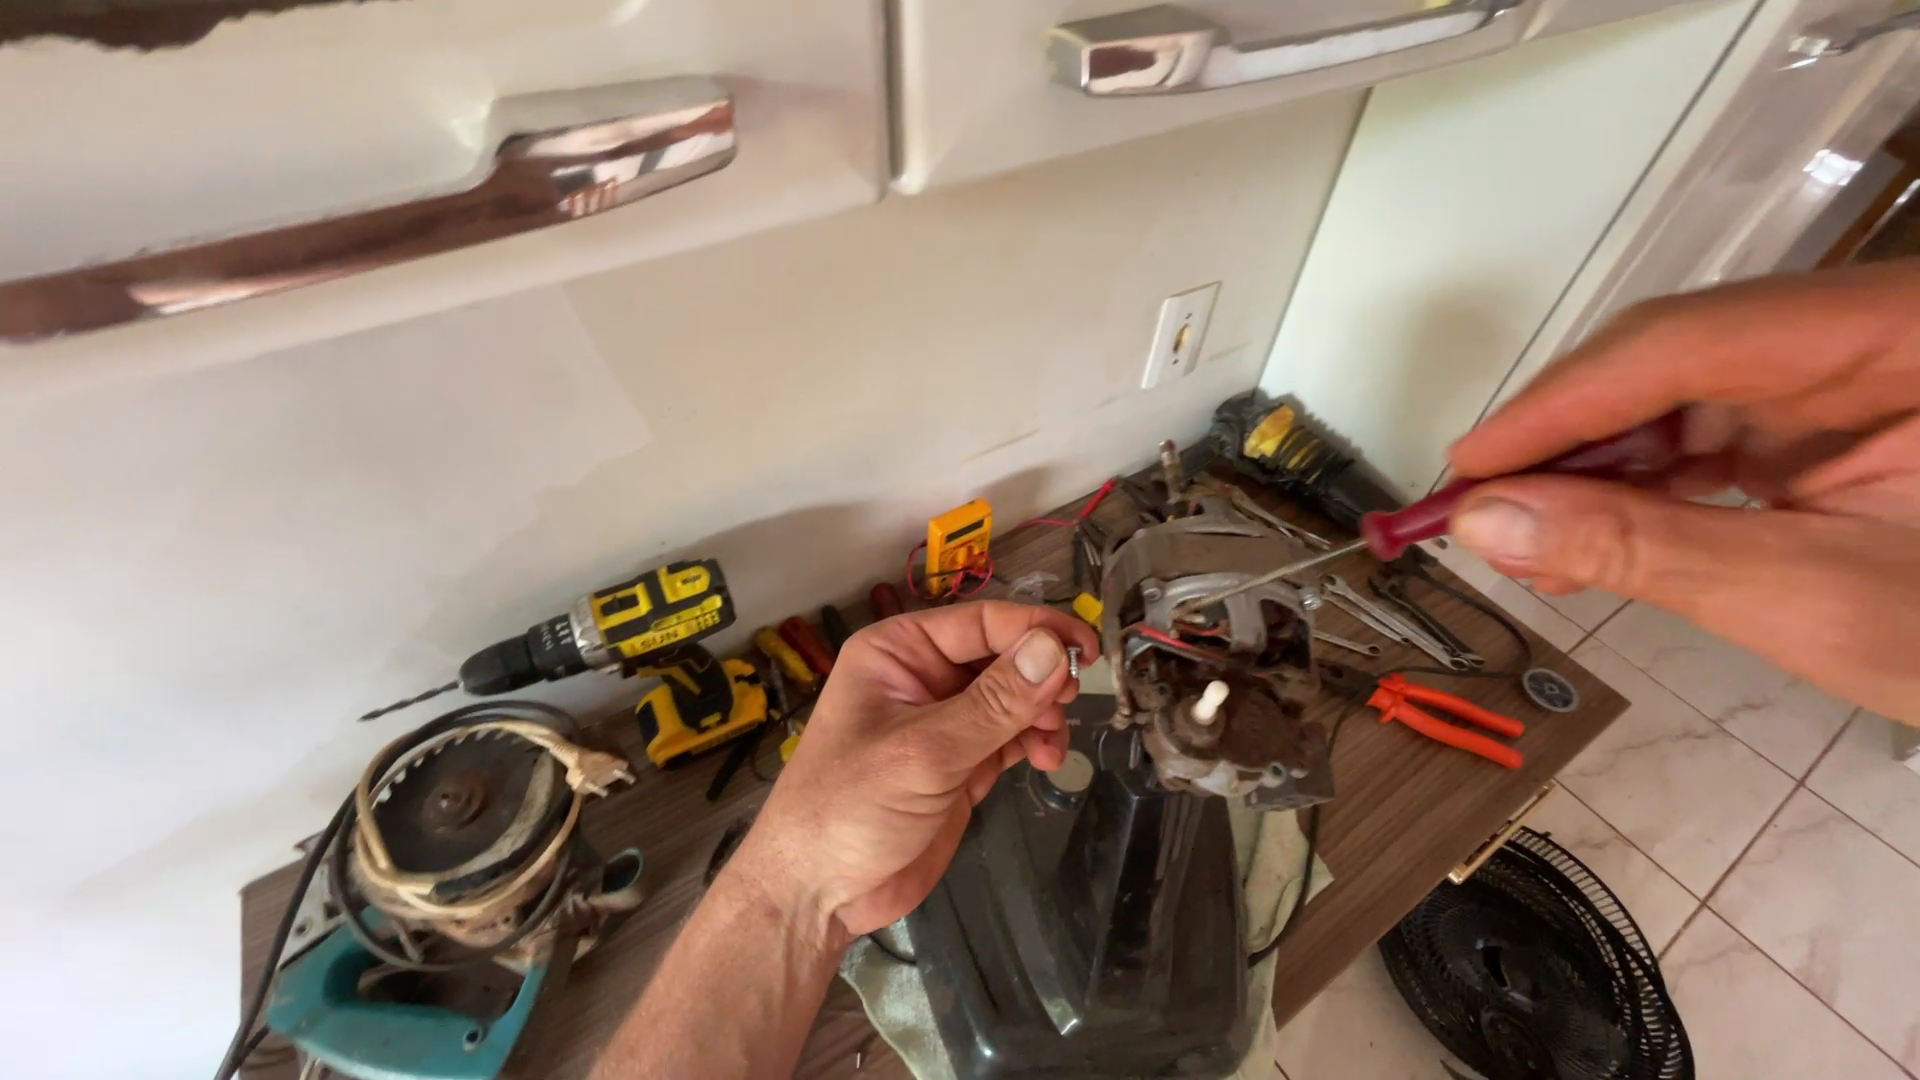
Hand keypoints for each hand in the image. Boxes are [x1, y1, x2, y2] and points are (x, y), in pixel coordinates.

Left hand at [724, 601, 1100, 944]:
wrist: (819, 894)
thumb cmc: (850, 807)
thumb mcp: (925, 751)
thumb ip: (994, 703)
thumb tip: (1054, 649)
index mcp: (899, 650)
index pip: (981, 622)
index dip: (1036, 629)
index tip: (1085, 650)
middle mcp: (922, 675)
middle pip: (1002, 656)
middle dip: (1040, 677)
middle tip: (1068, 703)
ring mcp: (943, 720)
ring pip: (1013, 697)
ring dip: (1041, 713)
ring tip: (1050, 744)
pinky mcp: (960, 761)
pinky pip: (1009, 735)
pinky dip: (1033, 741)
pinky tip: (1044, 760)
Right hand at [1446, 258, 1919, 722]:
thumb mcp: (1815, 598)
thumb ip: (1636, 549)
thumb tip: (1479, 522)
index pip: (1693, 341)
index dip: (1558, 404)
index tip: (1466, 468)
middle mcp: (1888, 328)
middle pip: (1674, 356)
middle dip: (1564, 440)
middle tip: (1480, 508)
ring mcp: (1869, 368)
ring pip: (1678, 391)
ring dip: (1589, 466)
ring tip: (1526, 533)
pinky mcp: (1848, 410)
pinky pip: (1710, 426)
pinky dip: (1637, 482)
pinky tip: (1589, 526)